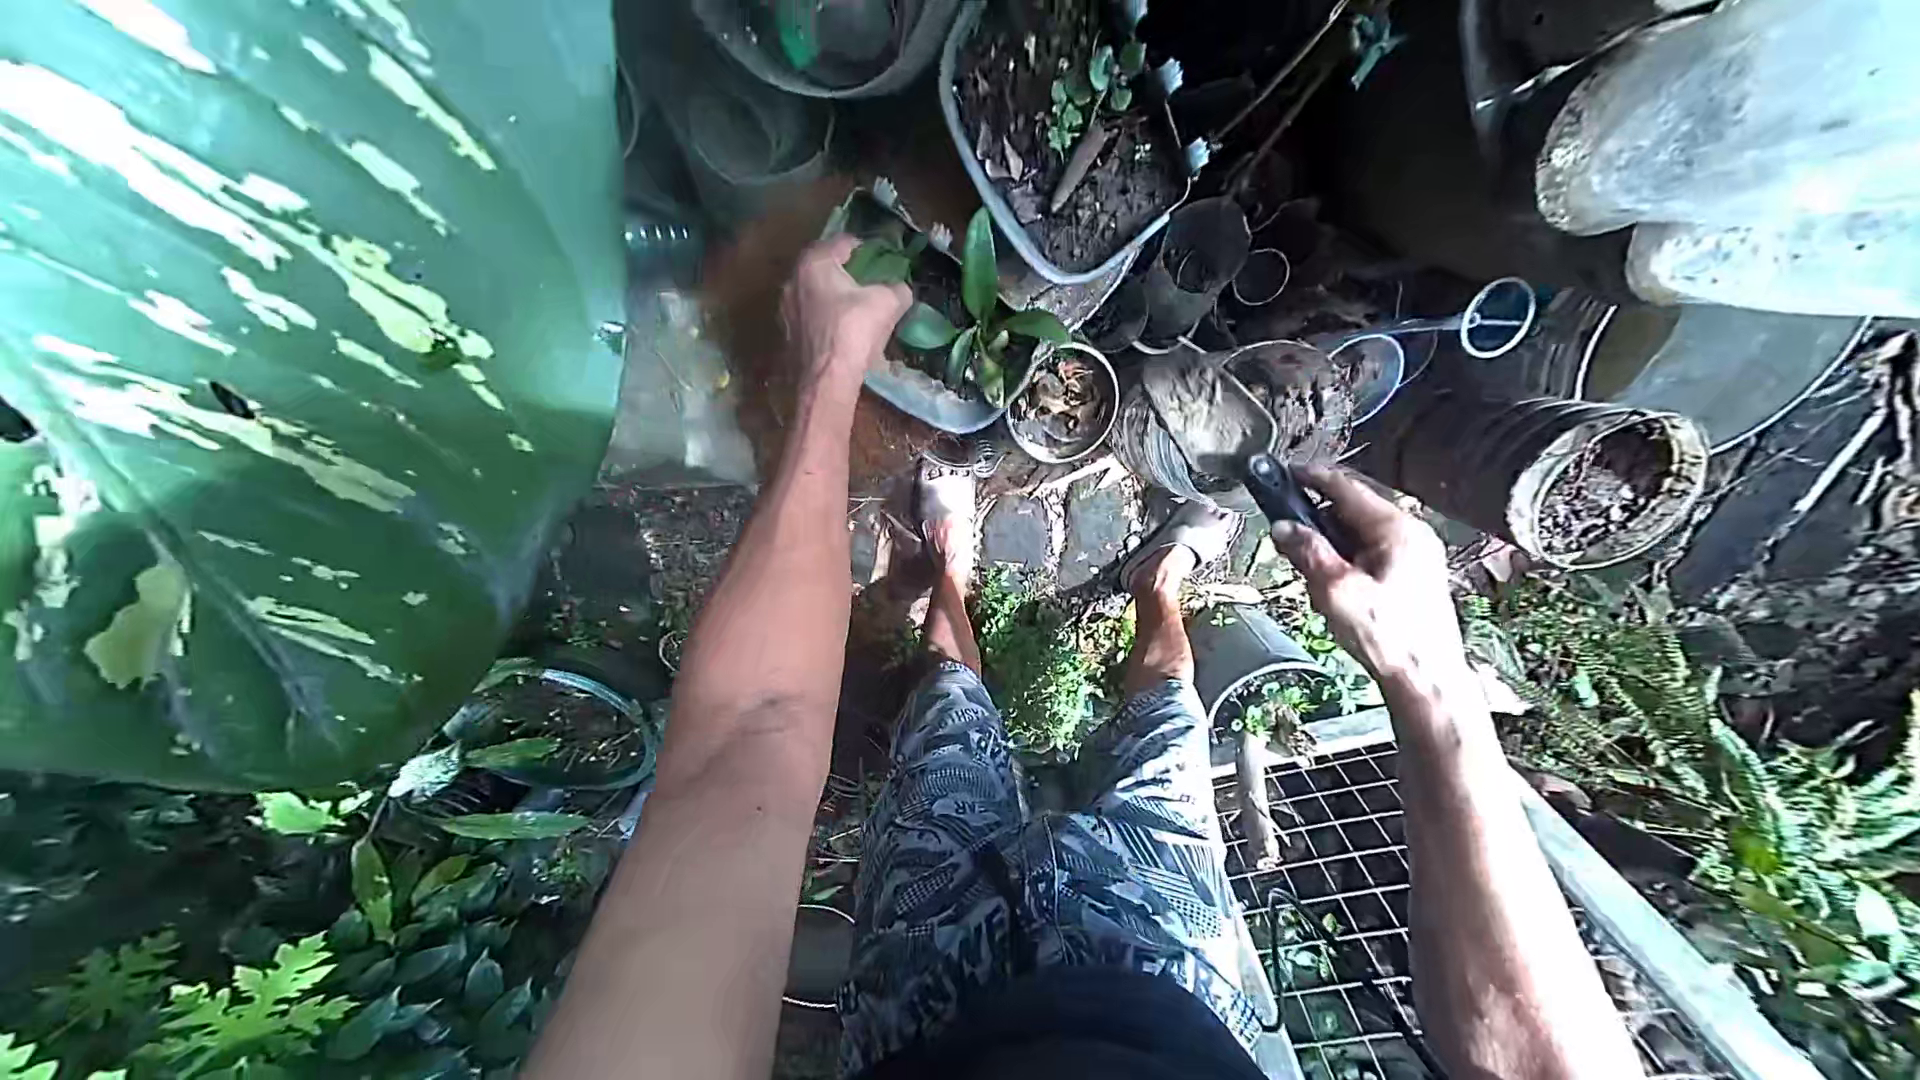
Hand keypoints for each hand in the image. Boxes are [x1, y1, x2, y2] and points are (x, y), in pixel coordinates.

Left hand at [782, 234, 911, 394]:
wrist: (827, 379)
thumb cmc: (854, 331)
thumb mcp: (887, 303)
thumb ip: (897, 289)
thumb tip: (902, 289)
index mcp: (814, 263)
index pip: (840, 242)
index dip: (862, 246)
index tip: (876, 255)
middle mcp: (792, 282)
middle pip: (823, 269)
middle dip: (844, 273)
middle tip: (865, 281)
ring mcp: (786, 311)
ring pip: (814, 295)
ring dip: (832, 298)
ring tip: (854, 309)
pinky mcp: (788, 337)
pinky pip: (810, 320)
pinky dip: (825, 321)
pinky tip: (841, 333)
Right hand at [1268, 466, 1470, 692]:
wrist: (1425, 676)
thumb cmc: (1386, 634)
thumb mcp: (1335, 589)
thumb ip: (1307, 552)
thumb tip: (1282, 526)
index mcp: (1396, 529)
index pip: (1345, 487)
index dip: (1310, 477)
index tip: (1283, 472)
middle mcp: (1410, 533)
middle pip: (1350, 508)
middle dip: (1314, 515)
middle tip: (1285, 533)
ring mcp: (1414, 552)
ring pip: (1358, 529)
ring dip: (1328, 538)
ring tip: (1307, 565)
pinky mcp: (1411, 571)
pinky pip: (1368, 547)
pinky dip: (1343, 553)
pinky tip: (1330, 578)